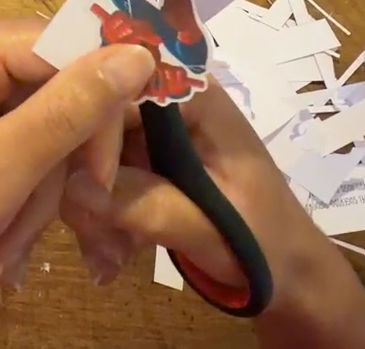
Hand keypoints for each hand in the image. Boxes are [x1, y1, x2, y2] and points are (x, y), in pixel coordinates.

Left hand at [0, 11, 156, 329]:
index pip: (64, 47)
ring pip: (30, 108)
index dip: (96, 112)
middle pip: (47, 79)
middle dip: (55, 158)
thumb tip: (139, 53)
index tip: (99, 183)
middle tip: (40, 226)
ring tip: (7, 240)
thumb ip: (70, 110)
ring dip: (33, 177)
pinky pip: (1, 119)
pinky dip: (10, 171)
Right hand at [57, 84, 303, 286]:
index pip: (117, 88)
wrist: (292, 277)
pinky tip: (111, 251)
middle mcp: (166, 96)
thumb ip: (145, 205)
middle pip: (96, 115)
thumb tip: (72, 187)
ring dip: (90, 202)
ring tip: (106, 256)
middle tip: (92, 240)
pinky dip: (99, 209)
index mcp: (192, 95)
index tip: (81, 190)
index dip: (91, 133)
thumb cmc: (266, 244)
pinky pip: (100, 168)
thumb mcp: (209, 228)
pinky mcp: (142, 150)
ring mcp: (151, 123)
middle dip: (86, 179)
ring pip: (90, 145)